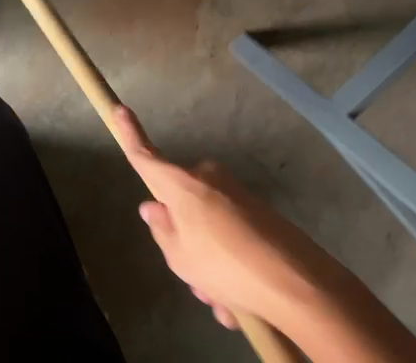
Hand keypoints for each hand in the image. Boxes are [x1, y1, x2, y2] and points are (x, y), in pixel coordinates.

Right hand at [112, 106, 330, 330]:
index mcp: (181, 185)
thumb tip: (154, 207)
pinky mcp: (260, 212)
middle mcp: (207, 179)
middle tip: (196, 277)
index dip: (131, 135)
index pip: (147, 157)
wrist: (296, 281)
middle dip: (186, 239)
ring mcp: (236, 194)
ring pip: (210, 228)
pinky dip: (233, 267)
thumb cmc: (225, 266)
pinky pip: (233, 238)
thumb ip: (162, 230)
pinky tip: (242, 304)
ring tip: (224, 302)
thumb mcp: (180, 257)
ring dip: (212, 264)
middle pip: (183, 204)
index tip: (120, 109)